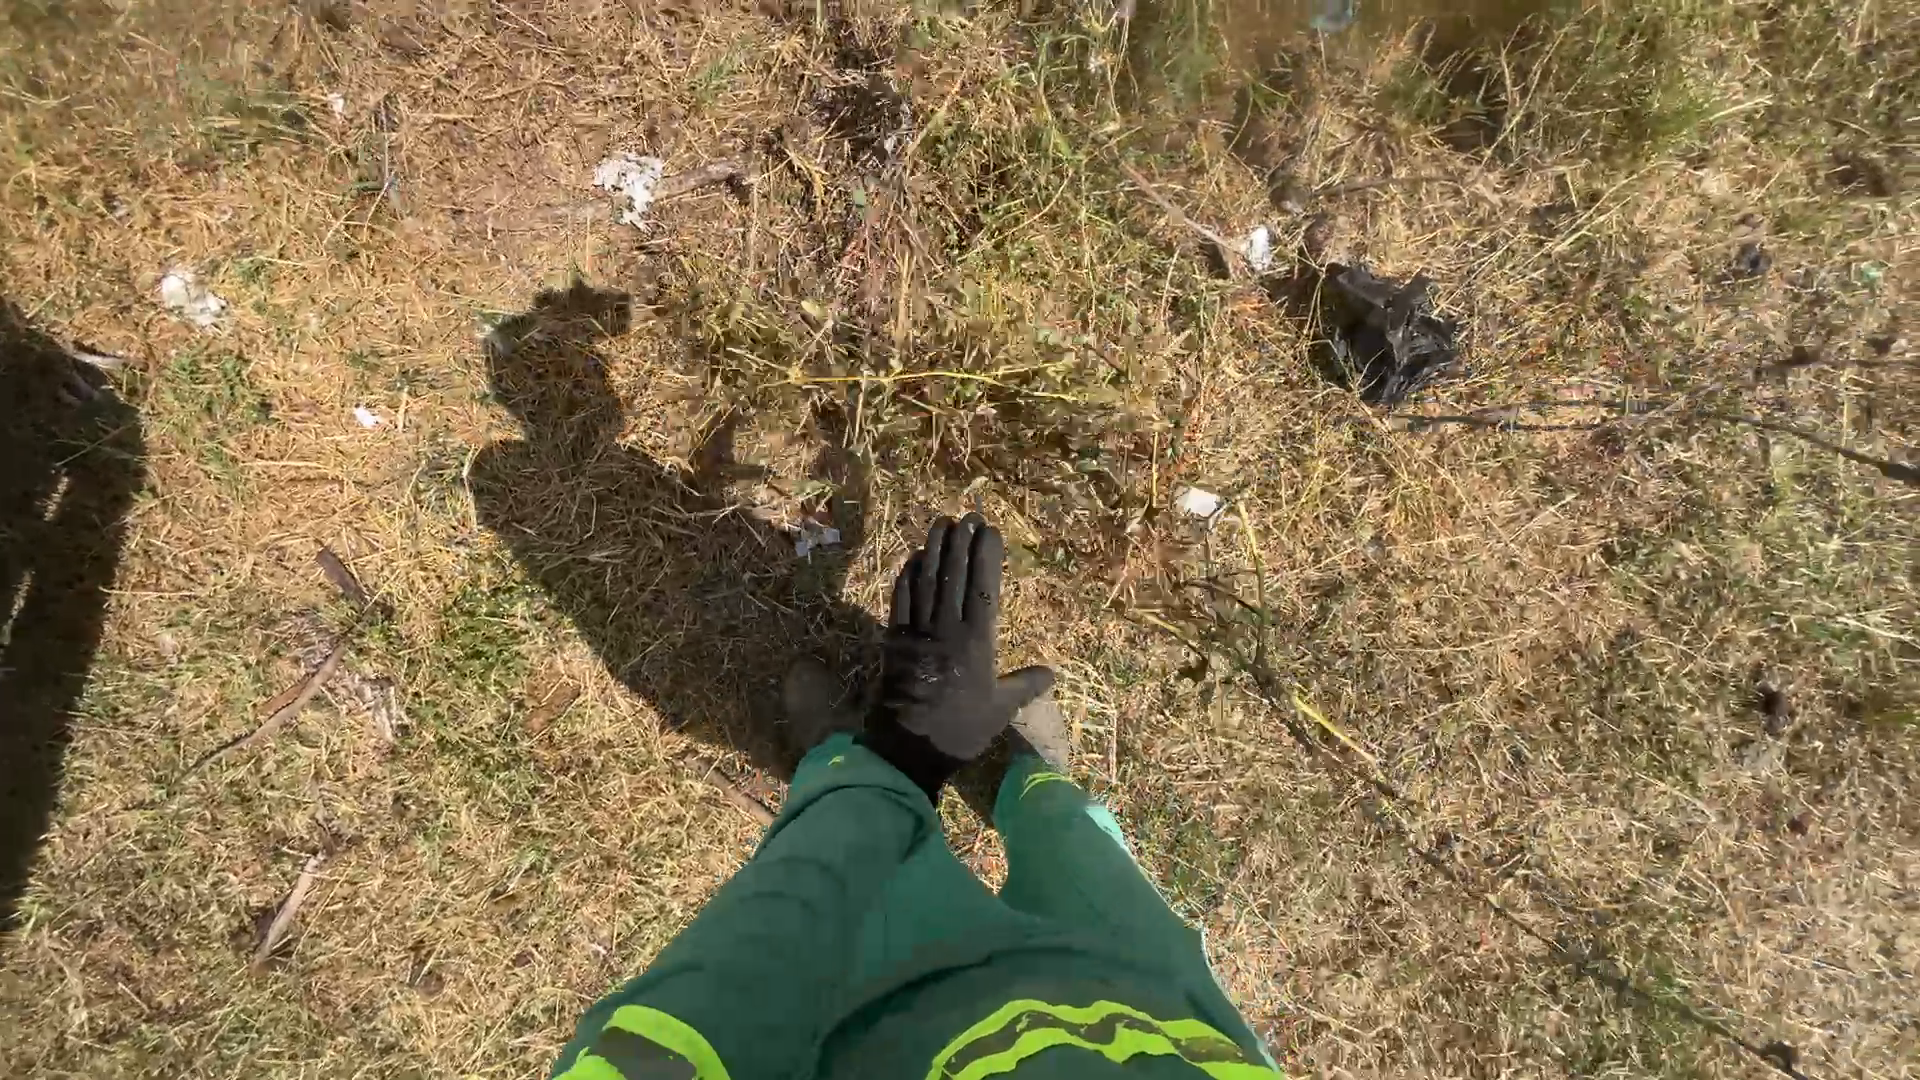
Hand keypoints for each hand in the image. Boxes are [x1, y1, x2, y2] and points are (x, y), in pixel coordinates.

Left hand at [861, 513, 1053, 793]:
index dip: (986, 555)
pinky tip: (913, 558)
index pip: (984, 587)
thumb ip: (1025, 685)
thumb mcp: (1000, 710)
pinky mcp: (894, 640)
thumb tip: (1052, 673)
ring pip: (927, 581)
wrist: (910, 748)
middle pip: (955, 576)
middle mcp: (948, 628)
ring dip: (935, 549)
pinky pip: (901, 600)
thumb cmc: (961, 730)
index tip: (989, 530)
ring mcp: (918, 632)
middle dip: (962, 542)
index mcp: (977, 642)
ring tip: (941, 523)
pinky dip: (907, 577)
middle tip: (967, 515)